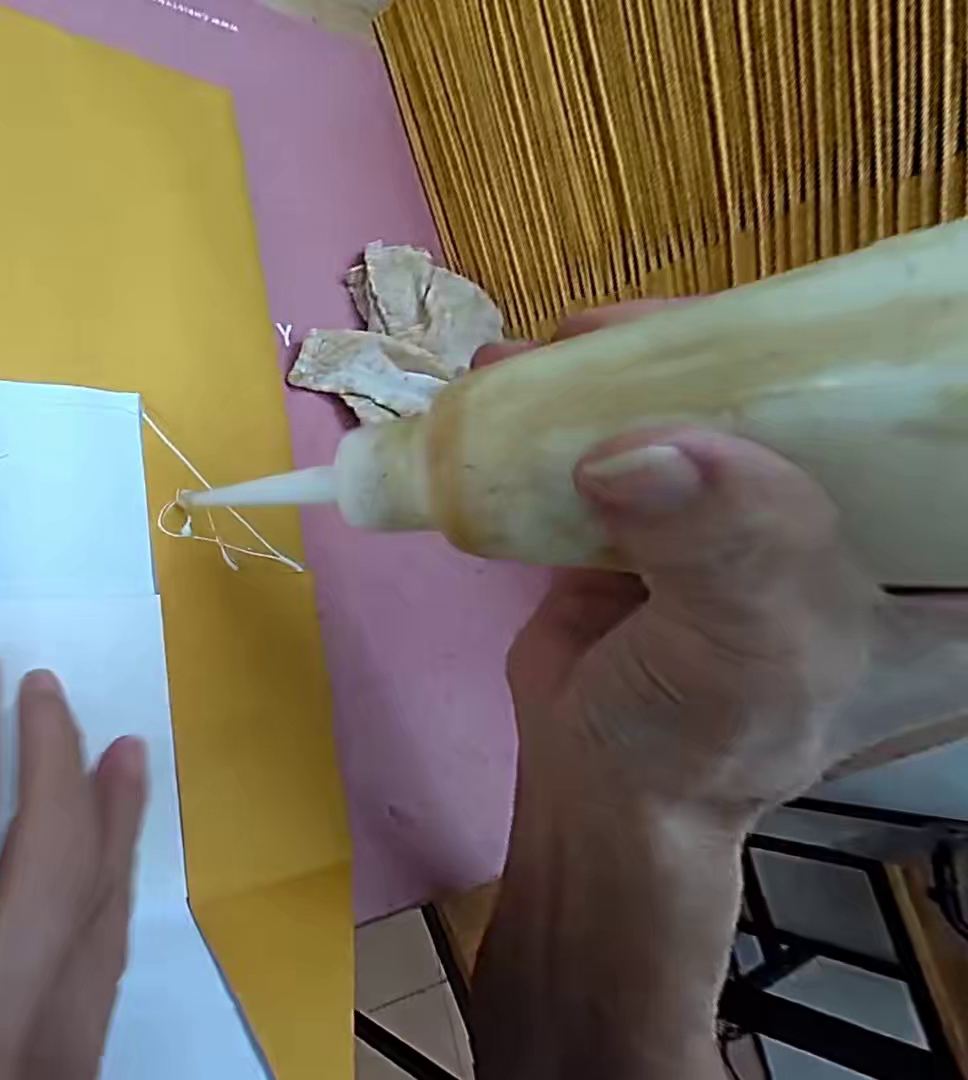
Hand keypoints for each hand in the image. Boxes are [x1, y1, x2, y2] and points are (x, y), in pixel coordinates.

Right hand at [483, 306, 967, 825]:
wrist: (595, 776)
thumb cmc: (699, 736)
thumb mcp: (742, 651)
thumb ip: (718, 549)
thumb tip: (627, 448)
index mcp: (936, 535)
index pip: (920, 406)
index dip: (842, 343)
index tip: (736, 320)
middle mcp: (838, 509)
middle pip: (777, 394)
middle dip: (682, 352)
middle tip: (590, 332)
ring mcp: (725, 516)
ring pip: (674, 418)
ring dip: (594, 383)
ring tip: (520, 358)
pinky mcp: (640, 526)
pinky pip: (604, 459)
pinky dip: (547, 432)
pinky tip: (499, 406)